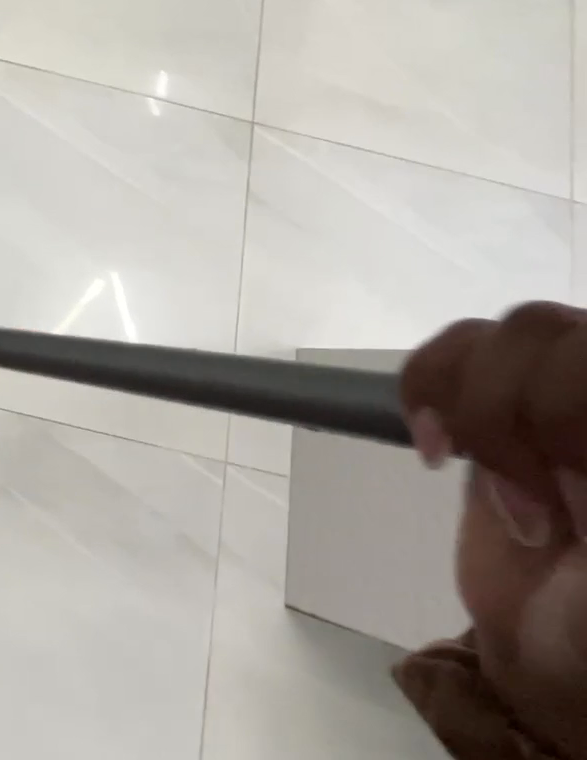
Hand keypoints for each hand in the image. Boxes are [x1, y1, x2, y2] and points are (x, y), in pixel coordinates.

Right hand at [401, 302, 586, 756]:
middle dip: (518, 419)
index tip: (571, 496)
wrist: (562, 661)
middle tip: (535, 502)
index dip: (567, 414)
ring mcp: (563, 401)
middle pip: (551, 334)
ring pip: (504, 333)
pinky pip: (448, 349)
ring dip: (474, 412)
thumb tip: (562, 452)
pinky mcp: (495, 409)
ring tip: (487, 477)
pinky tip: (433, 442)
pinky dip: (422, 388)